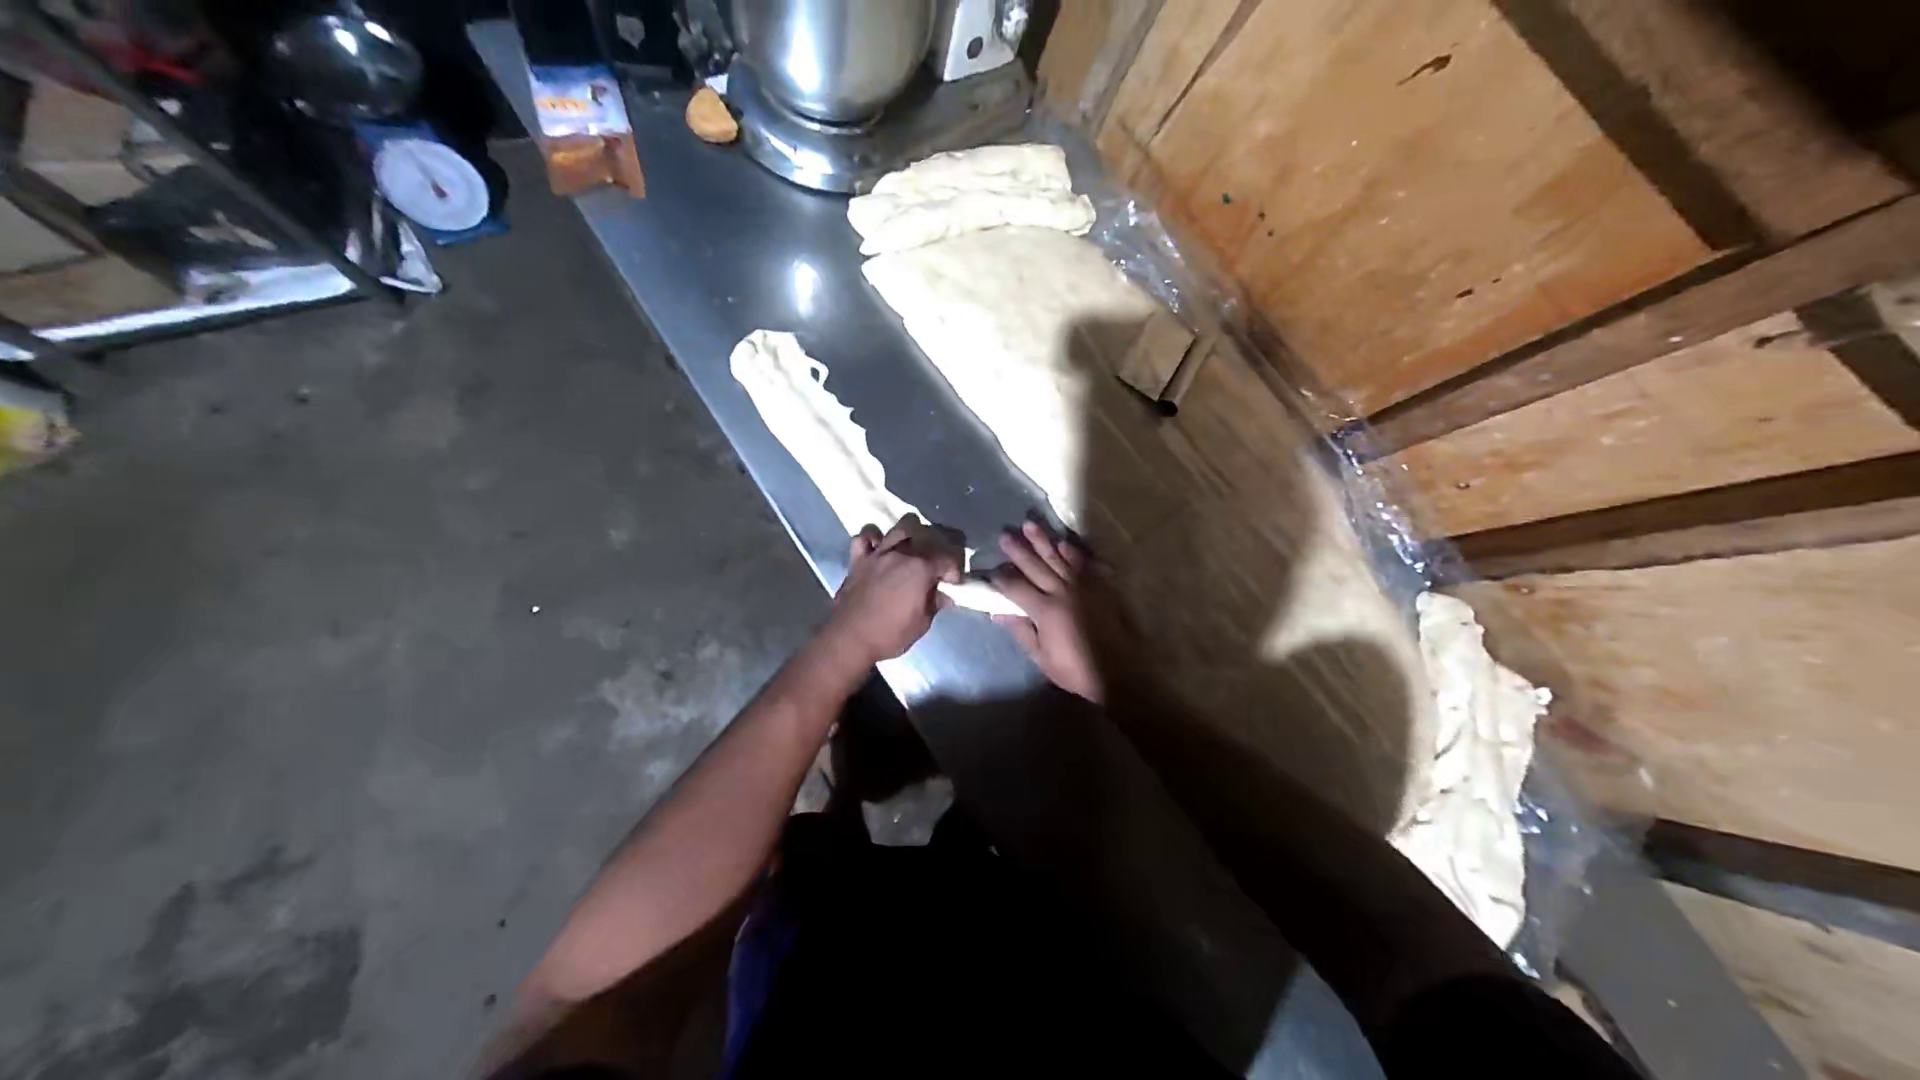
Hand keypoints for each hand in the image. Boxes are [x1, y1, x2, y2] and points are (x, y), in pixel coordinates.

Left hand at [823, 514, 963, 666]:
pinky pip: (864, 538)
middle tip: (935, 568)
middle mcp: (900, 554)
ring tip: (911, 551)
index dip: (954, 571)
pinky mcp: (857, 560)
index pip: (947, 560)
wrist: (848, 638)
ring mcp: (877, 554)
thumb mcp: (921, 624)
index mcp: (920, 569)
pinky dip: (872, 539)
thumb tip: (943, 596)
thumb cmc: (889, 634)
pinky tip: (878, 549)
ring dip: (909, 536)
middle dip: (936, 551)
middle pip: (926, 538)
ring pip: (898, 529)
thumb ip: (934, 604)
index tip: (953, 584)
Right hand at [989, 522, 1110, 702]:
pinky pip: (1083, 563)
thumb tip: (999, 613)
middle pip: (1035, 565)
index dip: (1000, 579)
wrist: (1118, 672)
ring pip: (1059, 557)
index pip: (1015, 587)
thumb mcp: (1041, 657)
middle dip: (1018, 550)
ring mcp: (1083, 586)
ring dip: (1043, 541)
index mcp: (1045, 610)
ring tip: (1029, 525)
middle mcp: (1062, 591)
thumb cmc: (1075, 669)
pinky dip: (1072, 552)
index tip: (990, 571)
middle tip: (1004, 535)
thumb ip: (1021, 631)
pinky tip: (1063, 543)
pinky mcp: (1099, 587)